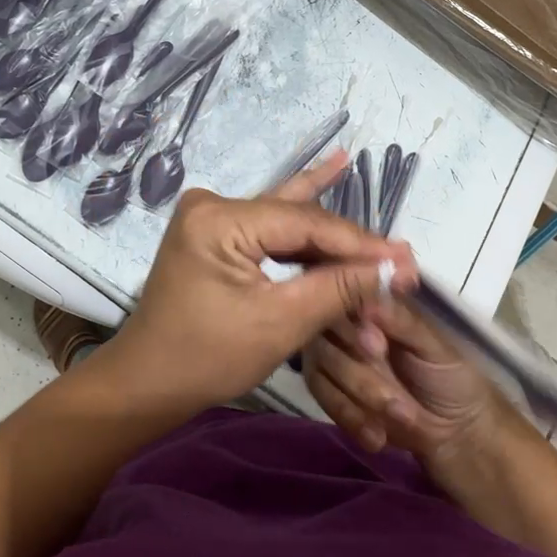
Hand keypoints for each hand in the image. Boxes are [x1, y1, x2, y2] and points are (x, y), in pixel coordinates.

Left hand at [95, 155, 415, 416]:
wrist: (149, 382)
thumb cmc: (208, 357)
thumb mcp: (280, 324)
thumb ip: (338, 288)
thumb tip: (397, 267)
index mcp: (219, 219)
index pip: (306, 223)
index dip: (360, 244)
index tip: (407, 261)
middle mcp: (213, 204)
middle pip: (296, 218)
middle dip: (346, 241)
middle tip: (401, 254)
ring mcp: (210, 216)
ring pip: (284, 219)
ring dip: (327, 231)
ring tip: (361, 181)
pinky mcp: (214, 233)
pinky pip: (267, 226)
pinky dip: (300, 226)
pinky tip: (329, 174)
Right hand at [304, 293, 531, 461]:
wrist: (457, 436)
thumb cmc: (452, 380)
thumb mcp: (434, 348)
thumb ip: (401, 321)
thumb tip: (368, 296)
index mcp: (372, 306)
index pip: (342, 298)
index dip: (352, 324)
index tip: (378, 347)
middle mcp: (346, 328)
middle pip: (323, 338)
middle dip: (358, 371)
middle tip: (393, 397)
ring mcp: (335, 361)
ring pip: (319, 370)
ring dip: (360, 397)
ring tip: (400, 416)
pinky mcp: (332, 394)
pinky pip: (323, 400)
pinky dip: (350, 419)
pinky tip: (378, 436)